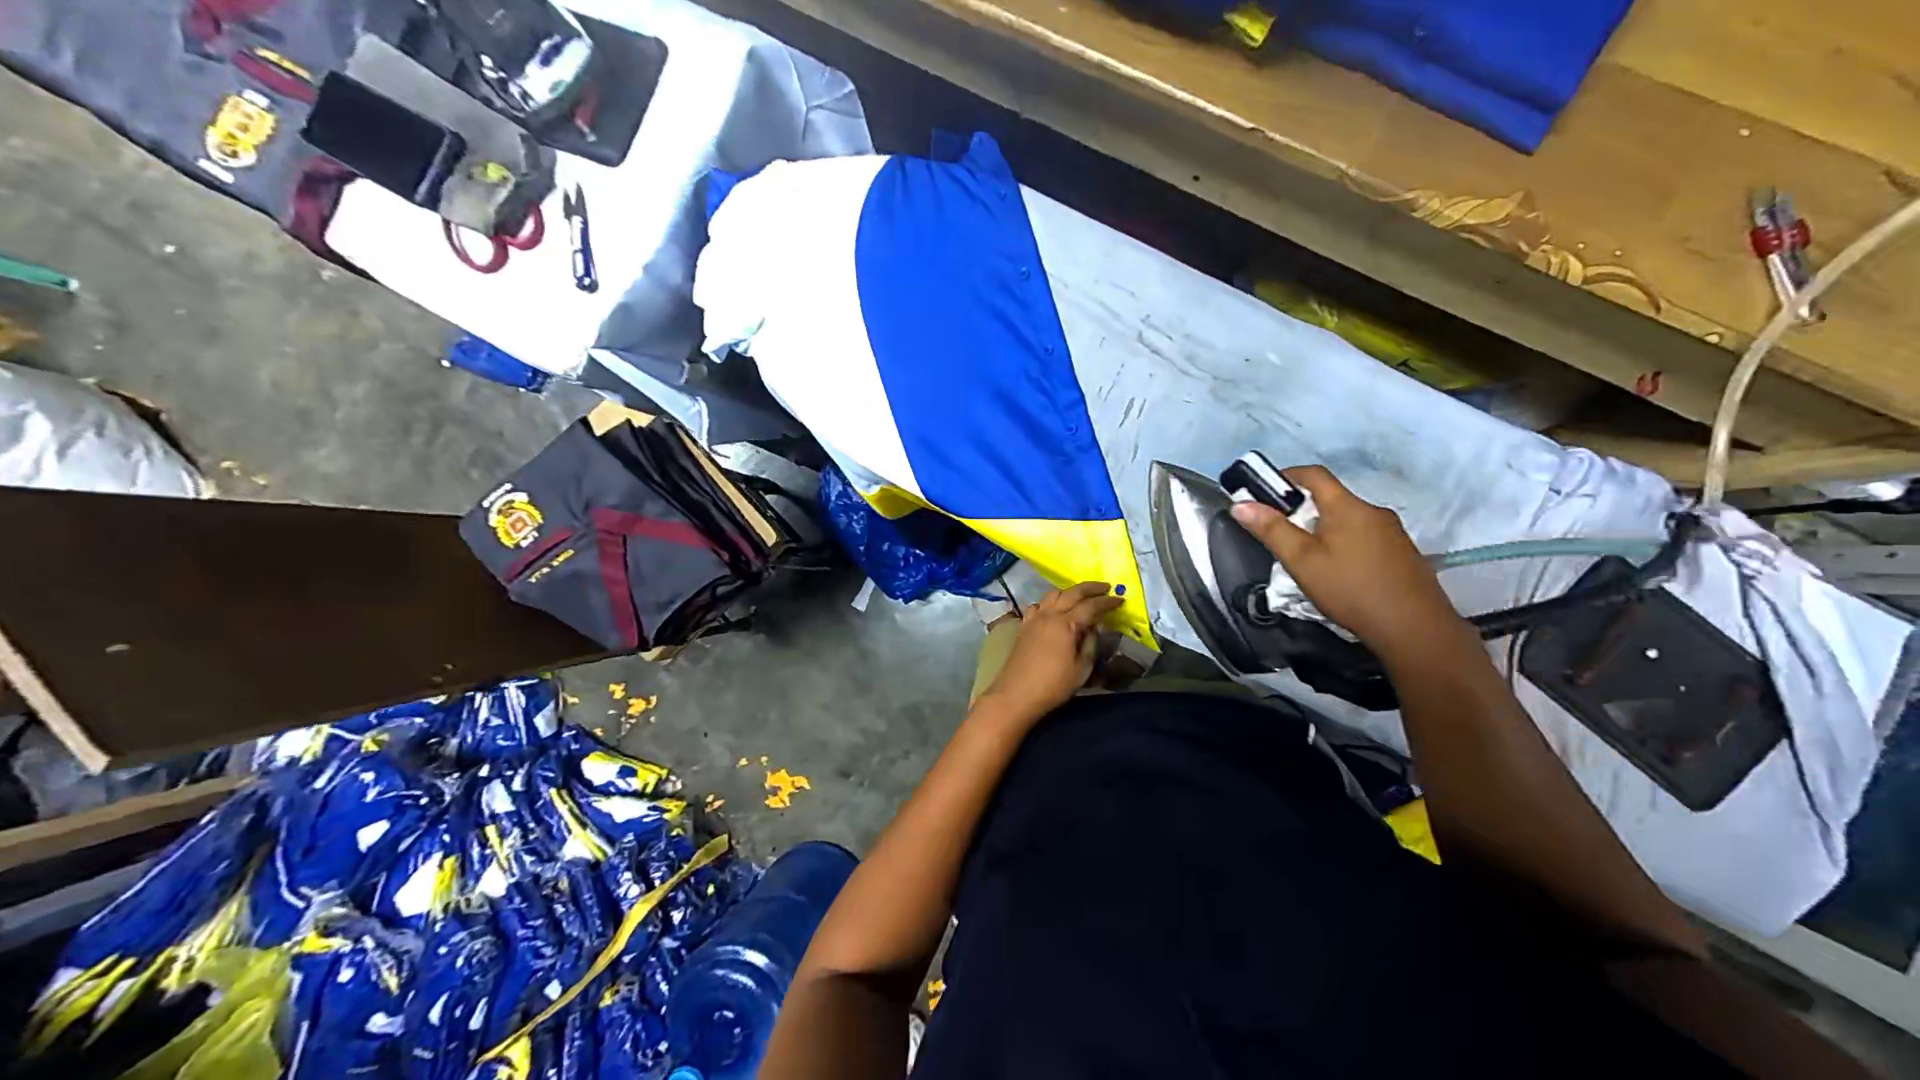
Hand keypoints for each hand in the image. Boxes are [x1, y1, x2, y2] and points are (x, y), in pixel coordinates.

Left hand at [976, 582, 1123, 723]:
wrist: (1016, 694)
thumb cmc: (1053, 685)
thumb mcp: (1082, 668)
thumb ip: (1091, 643)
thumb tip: (1094, 626)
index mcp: (1066, 624)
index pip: (1091, 606)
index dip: (1107, 602)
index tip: (1120, 600)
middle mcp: (1049, 614)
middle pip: (1072, 592)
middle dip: (1091, 588)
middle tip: (1106, 587)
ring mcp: (1034, 618)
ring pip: (1053, 594)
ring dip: (1070, 591)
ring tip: (1081, 596)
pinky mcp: (1024, 625)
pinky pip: (1039, 605)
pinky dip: (1051, 602)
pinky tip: (1054, 609)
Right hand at [1230, 466, 1466, 656]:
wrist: (1414, 628)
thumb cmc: (1350, 589)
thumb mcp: (1301, 561)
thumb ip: (1271, 530)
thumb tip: (1240, 504)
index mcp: (1347, 507)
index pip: (1314, 475)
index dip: (1286, 476)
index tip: (1263, 490)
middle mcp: (1374, 511)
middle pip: (1332, 498)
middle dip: (1304, 509)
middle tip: (1282, 533)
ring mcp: (1393, 532)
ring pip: (1350, 520)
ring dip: (1326, 529)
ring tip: (1309, 557)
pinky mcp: (1403, 554)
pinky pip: (1366, 538)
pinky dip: (1346, 544)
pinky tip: (1340, 572)